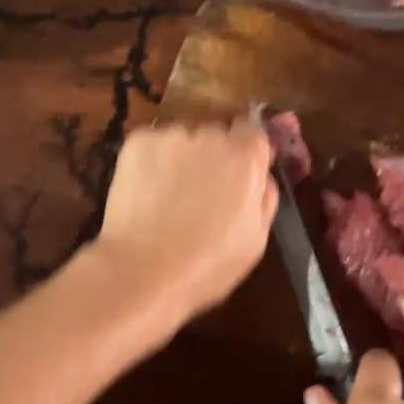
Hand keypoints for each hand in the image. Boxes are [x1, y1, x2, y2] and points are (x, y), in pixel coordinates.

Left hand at [90, 121, 277, 322]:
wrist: (141, 271)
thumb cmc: (206, 265)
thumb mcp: (255, 241)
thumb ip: (265, 197)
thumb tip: (263, 173)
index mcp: (245, 158)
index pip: (251, 131)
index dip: (244, 151)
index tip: (235, 174)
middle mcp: (211, 135)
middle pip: (215, 134)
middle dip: (211, 155)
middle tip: (199, 192)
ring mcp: (172, 135)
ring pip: (182, 138)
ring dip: (180, 157)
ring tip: (167, 196)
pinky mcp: (138, 141)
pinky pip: (151, 144)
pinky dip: (150, 161)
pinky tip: (145, 192)